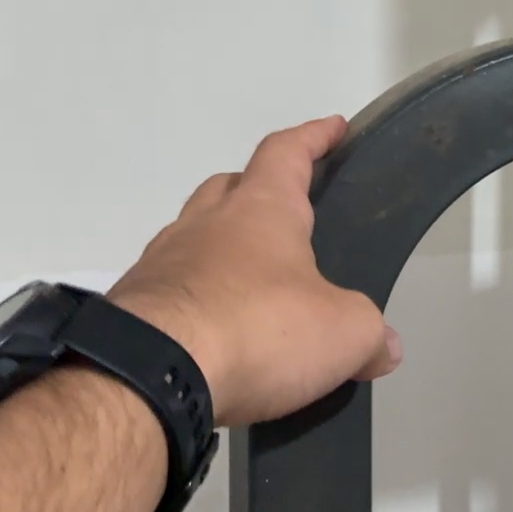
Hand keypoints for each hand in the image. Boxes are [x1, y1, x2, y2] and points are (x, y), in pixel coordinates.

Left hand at [106, 116, 400, 427]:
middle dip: (258, 187)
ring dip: (226, 249)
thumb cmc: (261, 329)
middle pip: (227, 187)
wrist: (139, 385)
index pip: (286, 154)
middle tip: (289, 206)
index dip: (313, 138)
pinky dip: (205, 301)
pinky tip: (229, 332)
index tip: (333, 126)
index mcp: (260, 213)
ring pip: (195, 239)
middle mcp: (203, 229)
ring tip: (262, 283)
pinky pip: (175, 292)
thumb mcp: (348, 332)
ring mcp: (157, 270)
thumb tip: (384, 352)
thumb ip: (371, 335)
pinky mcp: (129, 317)